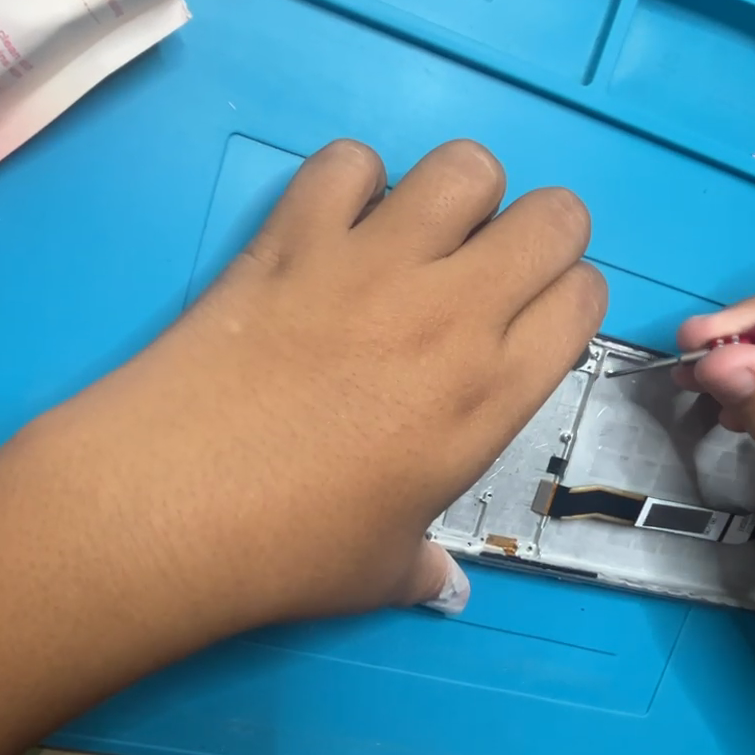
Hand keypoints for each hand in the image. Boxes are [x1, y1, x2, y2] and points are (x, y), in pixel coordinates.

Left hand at [0, 140, 604, 629]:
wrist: (171, 504)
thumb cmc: (288, 552)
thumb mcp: (378, 573)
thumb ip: (424, 570)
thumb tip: (444, 591)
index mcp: (491, 395)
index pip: (584, 299)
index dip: (564, 303)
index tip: (526, 324)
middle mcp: (451, 312)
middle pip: (554, 215)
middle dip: (535, 235)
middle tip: (481, 276)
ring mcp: (371, 264)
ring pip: (466, 168)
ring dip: (455, 198)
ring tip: (411, 244)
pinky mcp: (293, 237)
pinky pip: (348, 163)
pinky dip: (349, 186)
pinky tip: (327, 232)